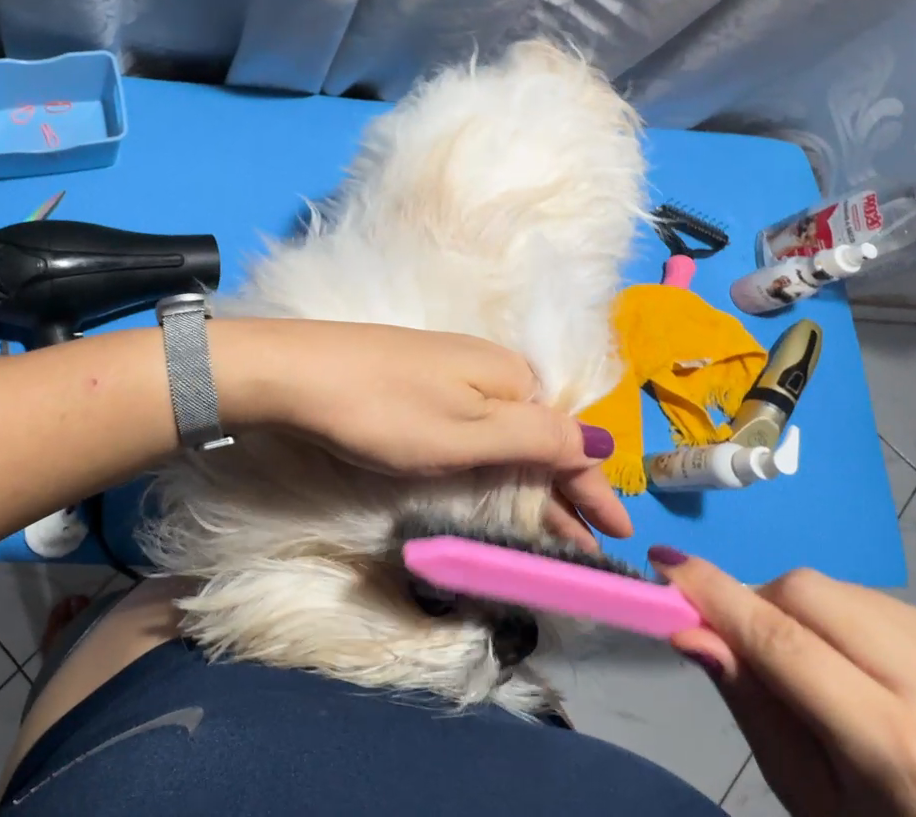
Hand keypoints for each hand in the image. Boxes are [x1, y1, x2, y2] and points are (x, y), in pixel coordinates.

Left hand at [211, 319, 631, 544]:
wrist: (296, 373)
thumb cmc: (386, 410)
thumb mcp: (469, 431)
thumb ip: (537, 439)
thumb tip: (599, 441)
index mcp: (507, 377)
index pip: (566, 440)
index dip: (594, 488)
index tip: (618, 533)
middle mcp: (483, 370)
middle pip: (537, 438)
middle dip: (563, 491)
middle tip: (585, 546)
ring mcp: (444, 374)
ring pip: (502, 436)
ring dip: (529, 482)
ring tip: (548, 531)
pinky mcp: (412, 383)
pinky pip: (470, 429)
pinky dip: (491, 463)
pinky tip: (491, 484)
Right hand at [652, 548, 915, 815]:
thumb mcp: (804, 790)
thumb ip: (749, 701)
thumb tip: (686, 629)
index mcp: (902, 747)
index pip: (783, 642)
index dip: (716, 596)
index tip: (663, 563)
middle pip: (809, 592)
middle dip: (758, 603)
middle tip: (743, 641)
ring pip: (841, 590)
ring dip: (803, 613)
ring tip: (815, 666)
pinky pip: (881, 602)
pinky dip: (848, 622)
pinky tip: (865, 669)